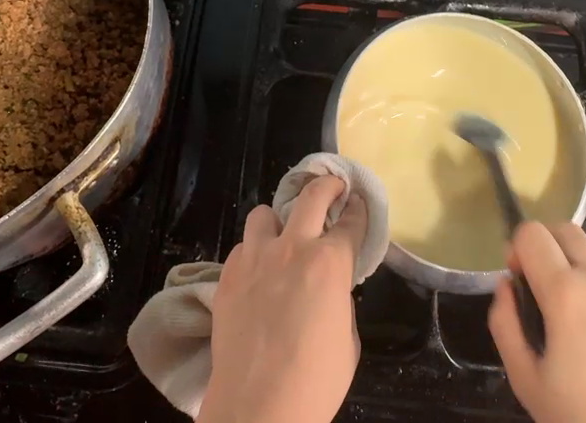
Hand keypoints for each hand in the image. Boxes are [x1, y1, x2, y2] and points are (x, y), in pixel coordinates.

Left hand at [200, 176, 365, 422]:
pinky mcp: (227, 275)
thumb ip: (339, 301)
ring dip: (278, 220)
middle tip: (332, 186)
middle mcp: (292, 248)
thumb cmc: (315, 381)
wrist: (258, 408)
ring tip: (283, 235)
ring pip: (265, 214)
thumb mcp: (347, 339)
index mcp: (330, 263)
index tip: (358, 203)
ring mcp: (255, 258)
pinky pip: (242, 248)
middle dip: (326, 185)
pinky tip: (258, 273)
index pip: (350, 222)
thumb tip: (330, 289)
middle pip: (311, 197)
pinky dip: (253, 253)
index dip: (358, 211)